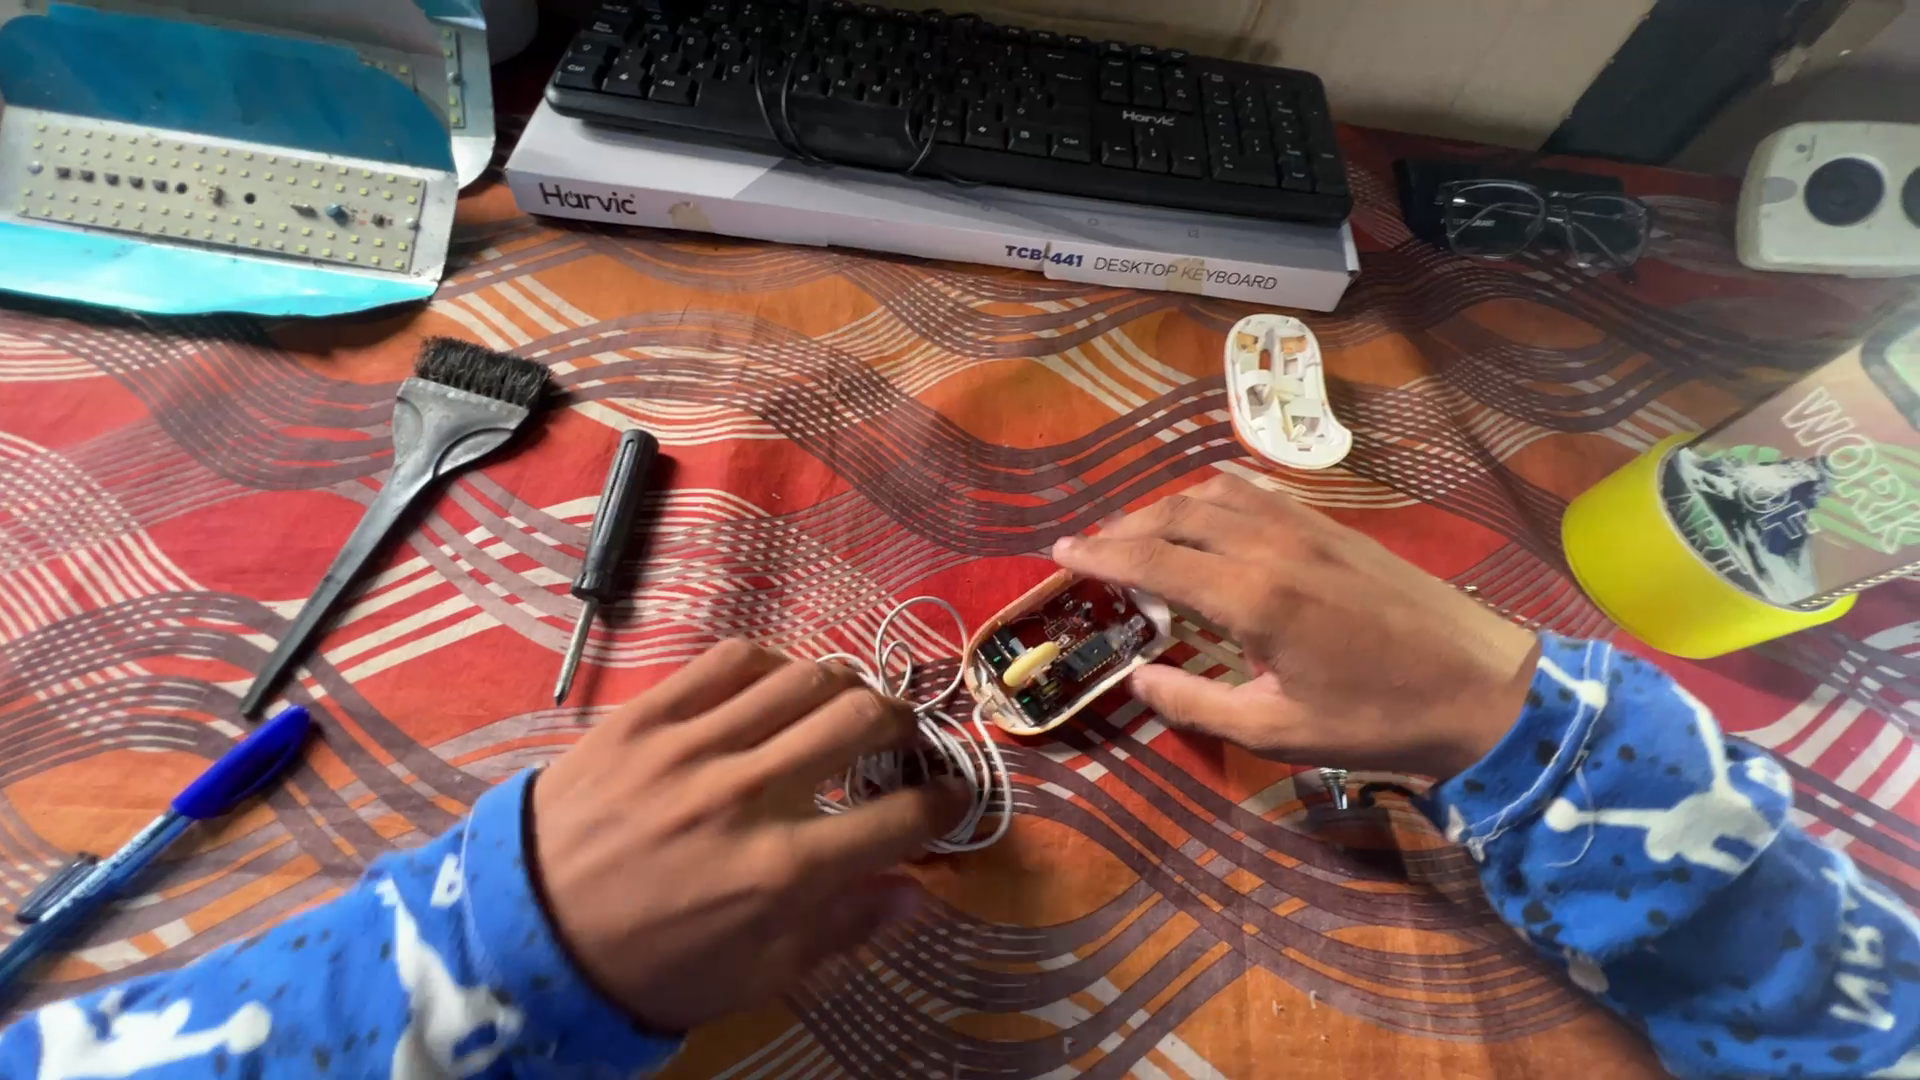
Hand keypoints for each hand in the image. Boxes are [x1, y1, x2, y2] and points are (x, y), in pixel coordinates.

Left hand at [529, 640, 969, 1030]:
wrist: (515, 934)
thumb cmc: (646, 964)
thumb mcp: (753, 976)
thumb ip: (844, 931)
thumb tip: (919, 893)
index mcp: (779, 871)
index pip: (899, 820)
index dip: (945, 802)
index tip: (952, 794)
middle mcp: (748, 793)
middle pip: (862, 719)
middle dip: (906, 723)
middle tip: (905, 736)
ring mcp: (695, 742)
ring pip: (807, 676)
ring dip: (849, 685)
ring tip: (849, 703)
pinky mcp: (649, 712)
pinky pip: (733, 657)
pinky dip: (775, 663)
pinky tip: (779, 684)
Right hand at [1052, 475, 1538, 778]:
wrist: (1486, 688)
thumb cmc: (1378, 719)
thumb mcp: (1277, 731)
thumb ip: (1195, 704)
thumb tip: (1137, 679)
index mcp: (1253, 598)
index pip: (1154, 561)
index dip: (1100, 555)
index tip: (1061, 554)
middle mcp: (1270, 547)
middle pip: (1175, 515)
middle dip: (1121, 526)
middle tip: (1089, 547)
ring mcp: (1304, 527)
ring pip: (1213, 493)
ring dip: (1163, 507)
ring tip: (1137, 531)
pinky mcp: (1330, 525)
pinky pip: (1255, 492)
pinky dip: (1211, 496)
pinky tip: (1205, 512)